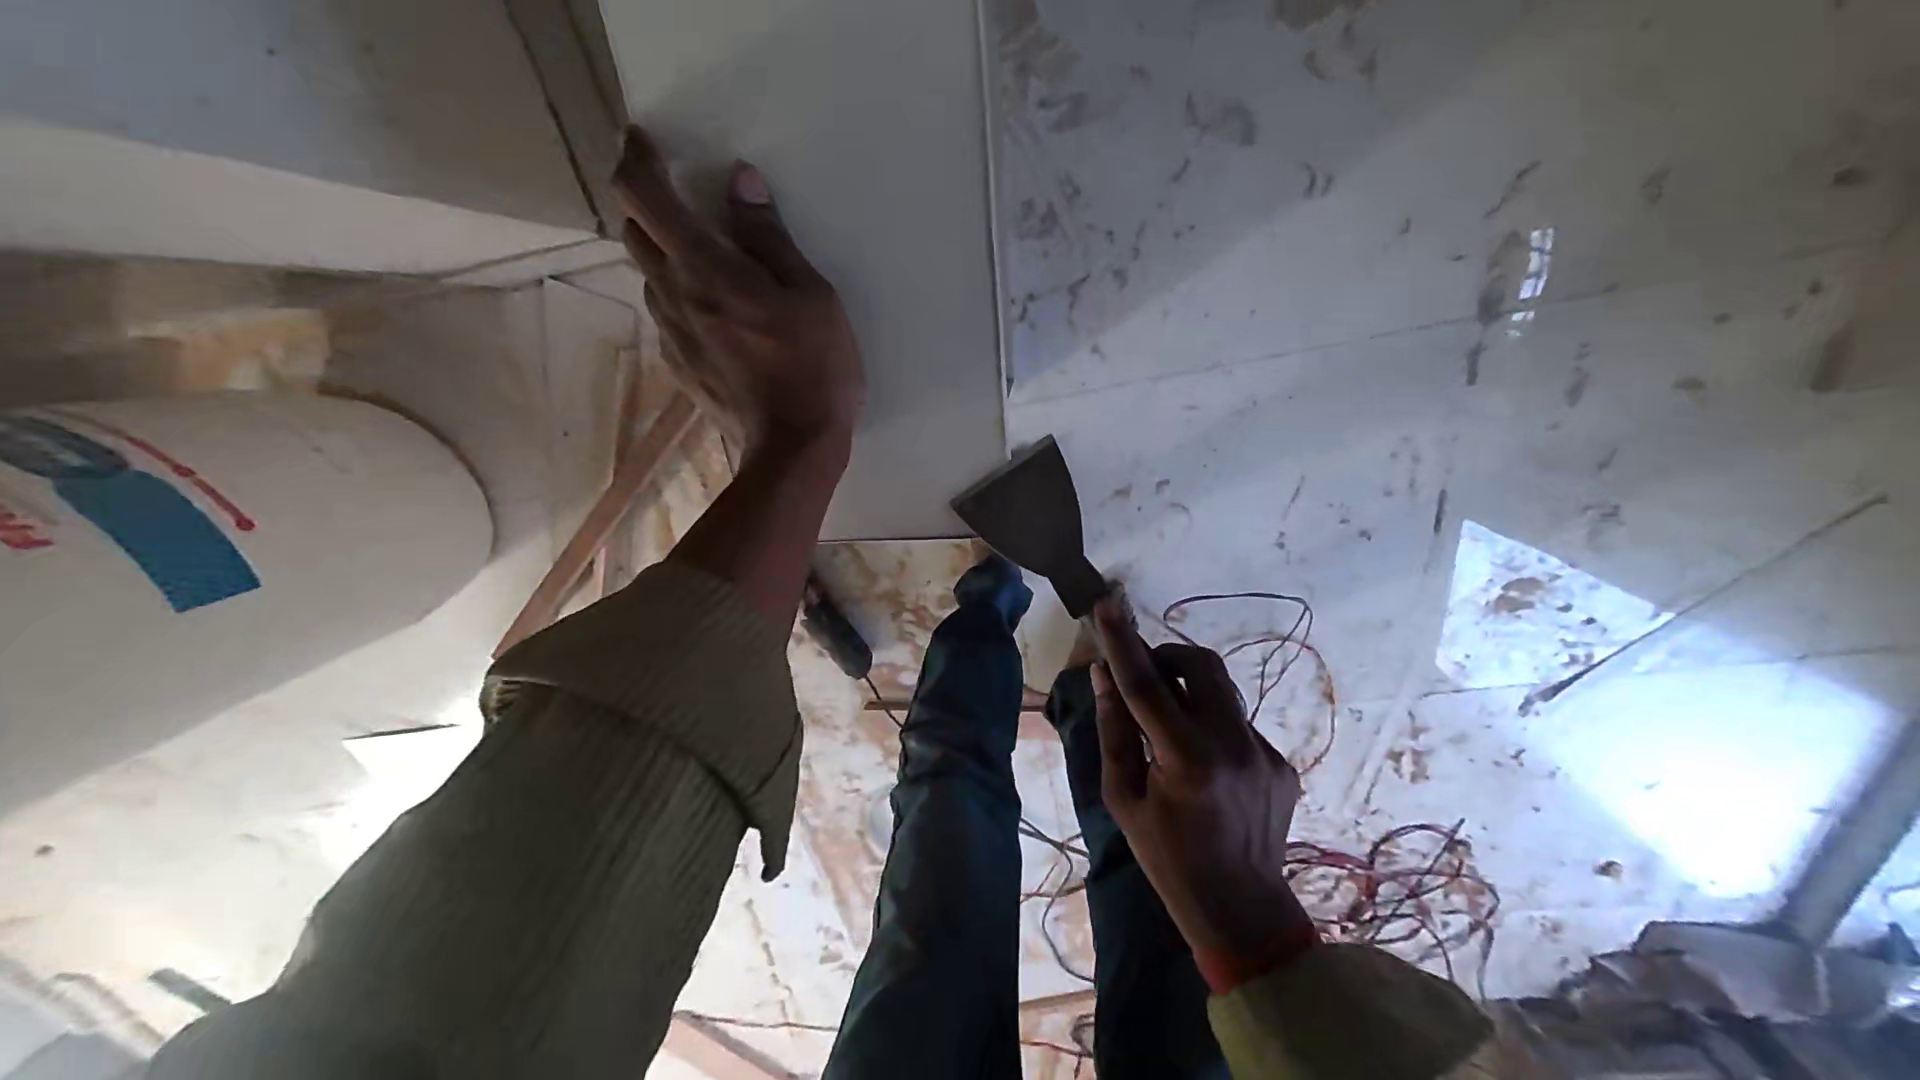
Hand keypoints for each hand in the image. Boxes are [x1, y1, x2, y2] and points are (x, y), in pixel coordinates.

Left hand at [614, 127, 865, 454]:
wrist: (794, 449)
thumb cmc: (814, 368)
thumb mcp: (811, 296)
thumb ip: (770, 238)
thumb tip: (740, 181)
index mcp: (704, 269)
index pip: (643, 195)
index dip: (636, 157)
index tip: (646, 140)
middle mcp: (673, 296)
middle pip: (634, 231)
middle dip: (648, 204)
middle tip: (683, 200)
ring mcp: (671, 336)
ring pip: (649, 276)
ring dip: (665, 254)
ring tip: (707, 260)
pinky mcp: (679, 367)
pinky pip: (666, 315)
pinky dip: (679, 296)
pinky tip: (715, 313)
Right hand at [1089, 596, 1314, 982]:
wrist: (1242, 910)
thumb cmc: (1167, 858)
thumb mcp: (1123, 797)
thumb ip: (1115, 730)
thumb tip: (1104, 675)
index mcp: (1186, 759)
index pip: (1146, 684)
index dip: (1123, 640)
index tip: (1108, 602)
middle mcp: (1232, 745)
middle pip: (1199, 665)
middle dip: (1166, 655)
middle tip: (1143, 674)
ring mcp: (1265, 751)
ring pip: (1221, 689)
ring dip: (1188, 688)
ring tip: (1170, 724)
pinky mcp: (1282, 761)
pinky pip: (1237, 722)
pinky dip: (1210, 724)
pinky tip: (1203, 766)